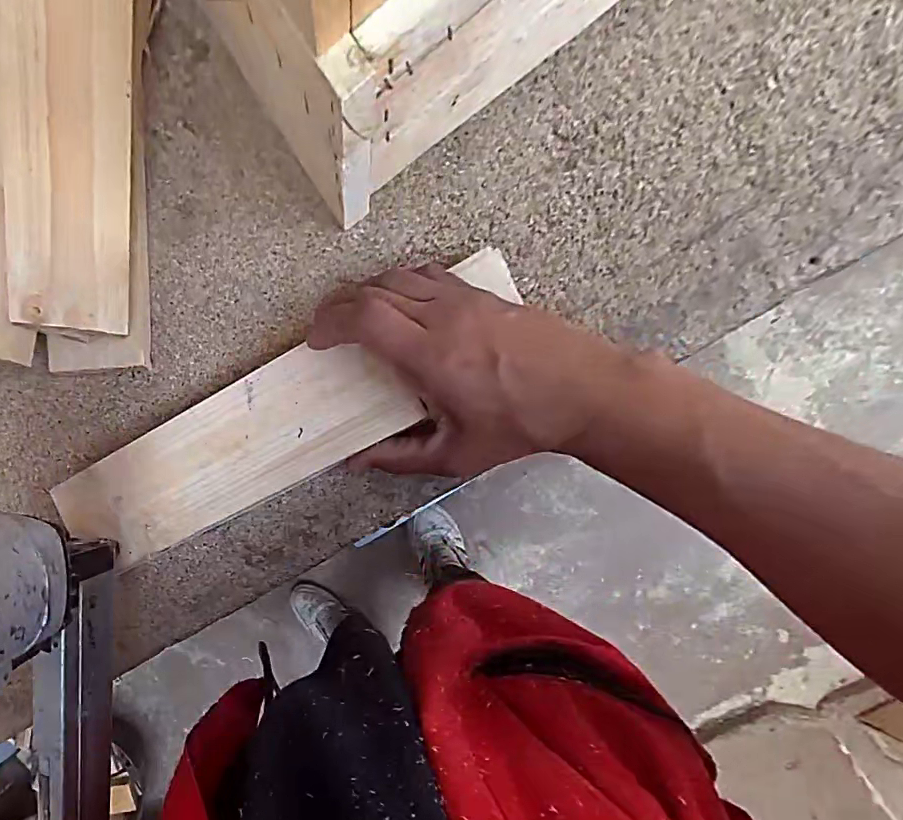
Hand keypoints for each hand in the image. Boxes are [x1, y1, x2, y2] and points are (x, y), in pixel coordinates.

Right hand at [307, 263, 675, 476]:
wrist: (586, 391)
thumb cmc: (522, 425)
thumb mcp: (456, 454)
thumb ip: (400, 458)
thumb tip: (358, 461)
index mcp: (432, 357)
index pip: (366, 319)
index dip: (330, 323)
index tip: (316, 340)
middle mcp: (445, 319)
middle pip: (374, 290)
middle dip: (338, 305)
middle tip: (324, 326)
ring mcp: (466, 301)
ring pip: (400, 277)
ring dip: (368, 290)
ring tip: (354, 313)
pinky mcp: (484, 295)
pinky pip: (429, 276)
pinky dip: (402, 283)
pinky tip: (401, 301)